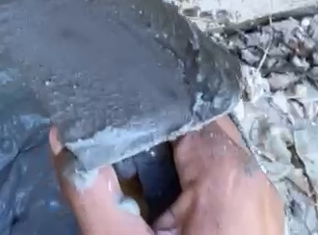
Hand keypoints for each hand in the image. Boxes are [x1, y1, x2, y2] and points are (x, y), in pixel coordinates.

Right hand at [53, 118, 284, 234]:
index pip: (174, 101)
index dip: (133, 98)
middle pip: (187, 120)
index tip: (95, 97)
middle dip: (143, 125)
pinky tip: (146, 192)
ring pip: (198, 146)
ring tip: (119, 159)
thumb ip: (90, 190)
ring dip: (158, 150)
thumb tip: (61, 135)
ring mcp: (257, 199)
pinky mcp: (251, 220)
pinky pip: (209, 176)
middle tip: (99, 130)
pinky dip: (177, 176)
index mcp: (228, 172)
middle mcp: (252, 175)